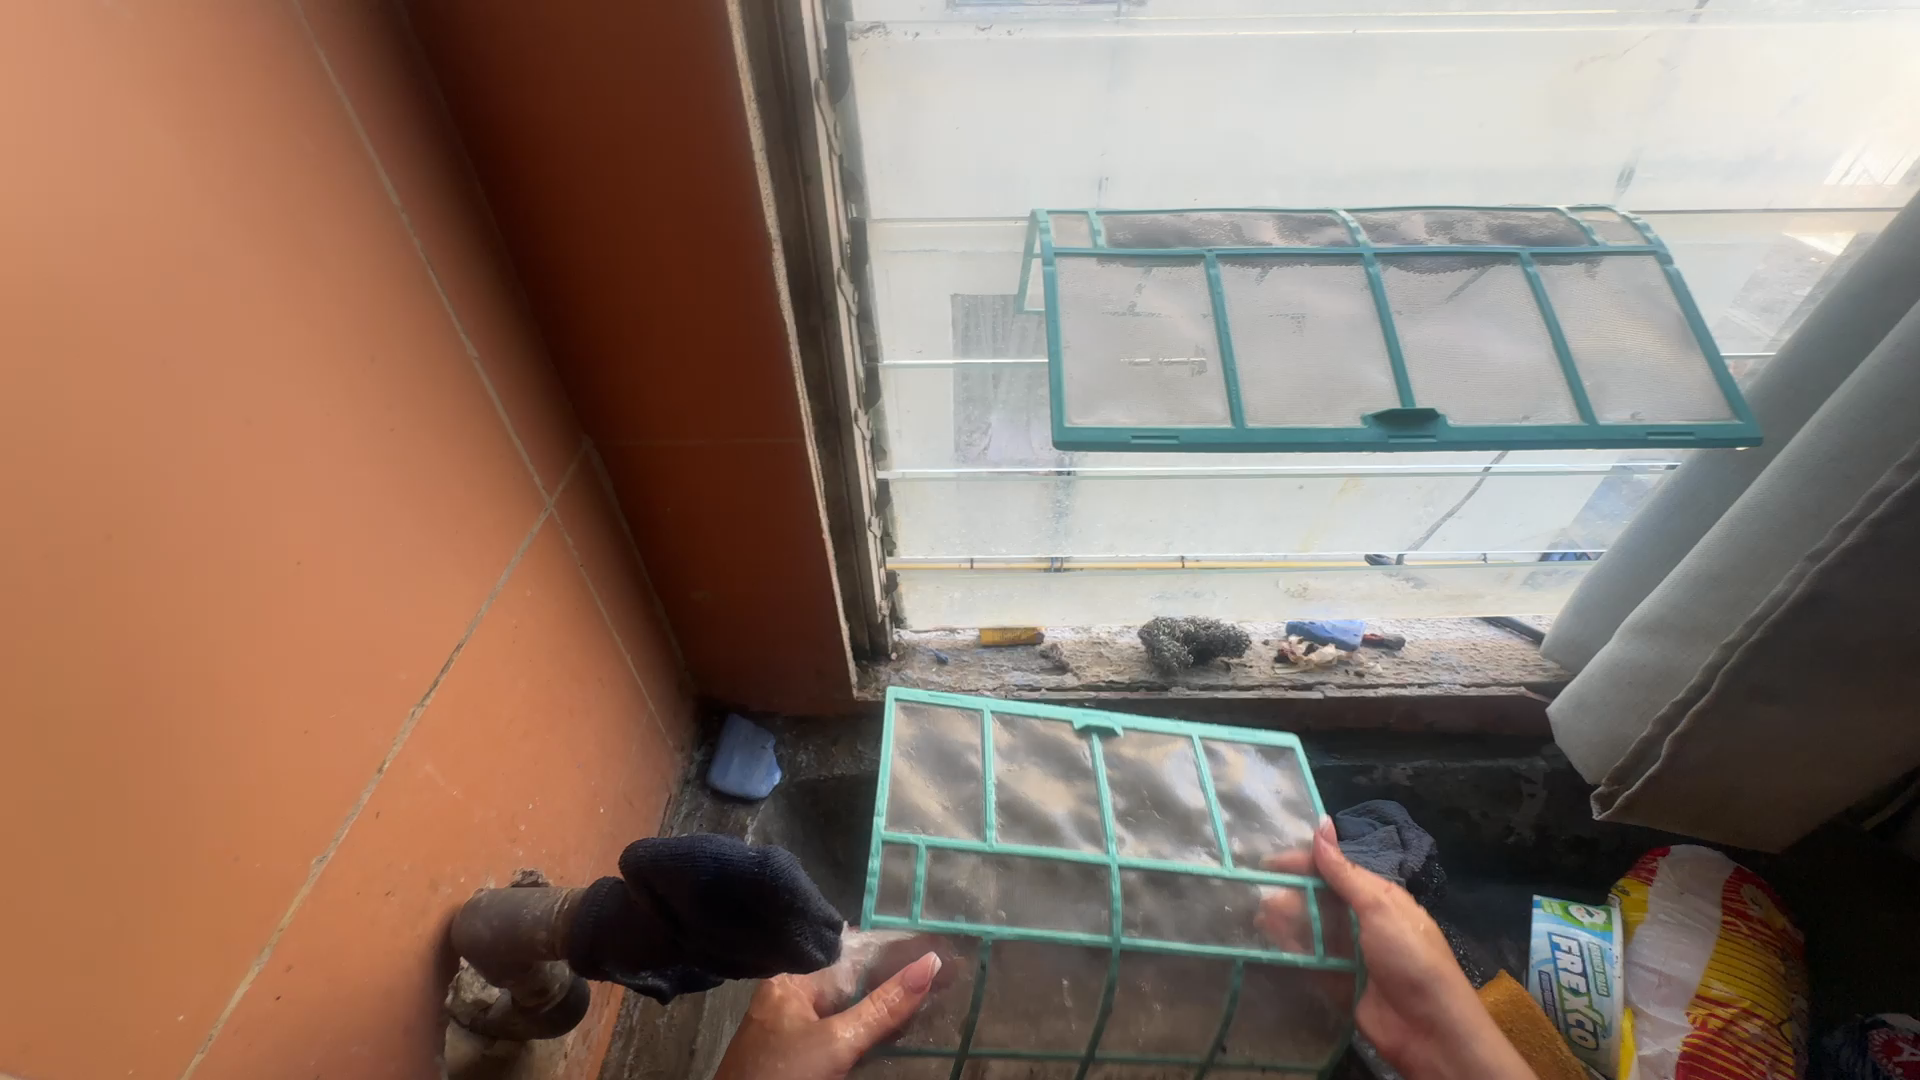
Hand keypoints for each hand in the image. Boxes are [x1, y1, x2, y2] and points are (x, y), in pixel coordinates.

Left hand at [713, 950, 941, 1079]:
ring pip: (845, 1008)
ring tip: (925, 991)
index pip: (849, 953)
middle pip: (848, 980)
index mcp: (790, 979)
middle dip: (889, 978)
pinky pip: (836, 1031)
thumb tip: (931, 962)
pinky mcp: (794, 1057)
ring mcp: (789, 1030)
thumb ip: (883, 1007)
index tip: (931, 947)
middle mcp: (787, 996)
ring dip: (880, 1006)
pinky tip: (890, 1029)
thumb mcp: (838, 1044)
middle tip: (937, 970)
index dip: (891, 951)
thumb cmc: (785, 1078)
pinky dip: (863, 1029)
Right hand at [1263, 819, 1533, 1079]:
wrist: (1433, 1034)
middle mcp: (1360, 920)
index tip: (1268, 863)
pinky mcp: (1337, 980)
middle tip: (1261, 894)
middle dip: (1290, 893)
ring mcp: (1349, 951)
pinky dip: (1290, 947)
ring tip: (1261, 918)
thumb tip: (1321, 822)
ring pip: (1310, 926)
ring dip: (1285, 919)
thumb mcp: (1379, 908)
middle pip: (1317, 898)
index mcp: (1376, 898)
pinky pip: (1309, 957)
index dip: (1302, 862)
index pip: (1333, 870)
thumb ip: (1343, 871)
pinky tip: (1271, 940)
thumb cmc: (1411, 960)